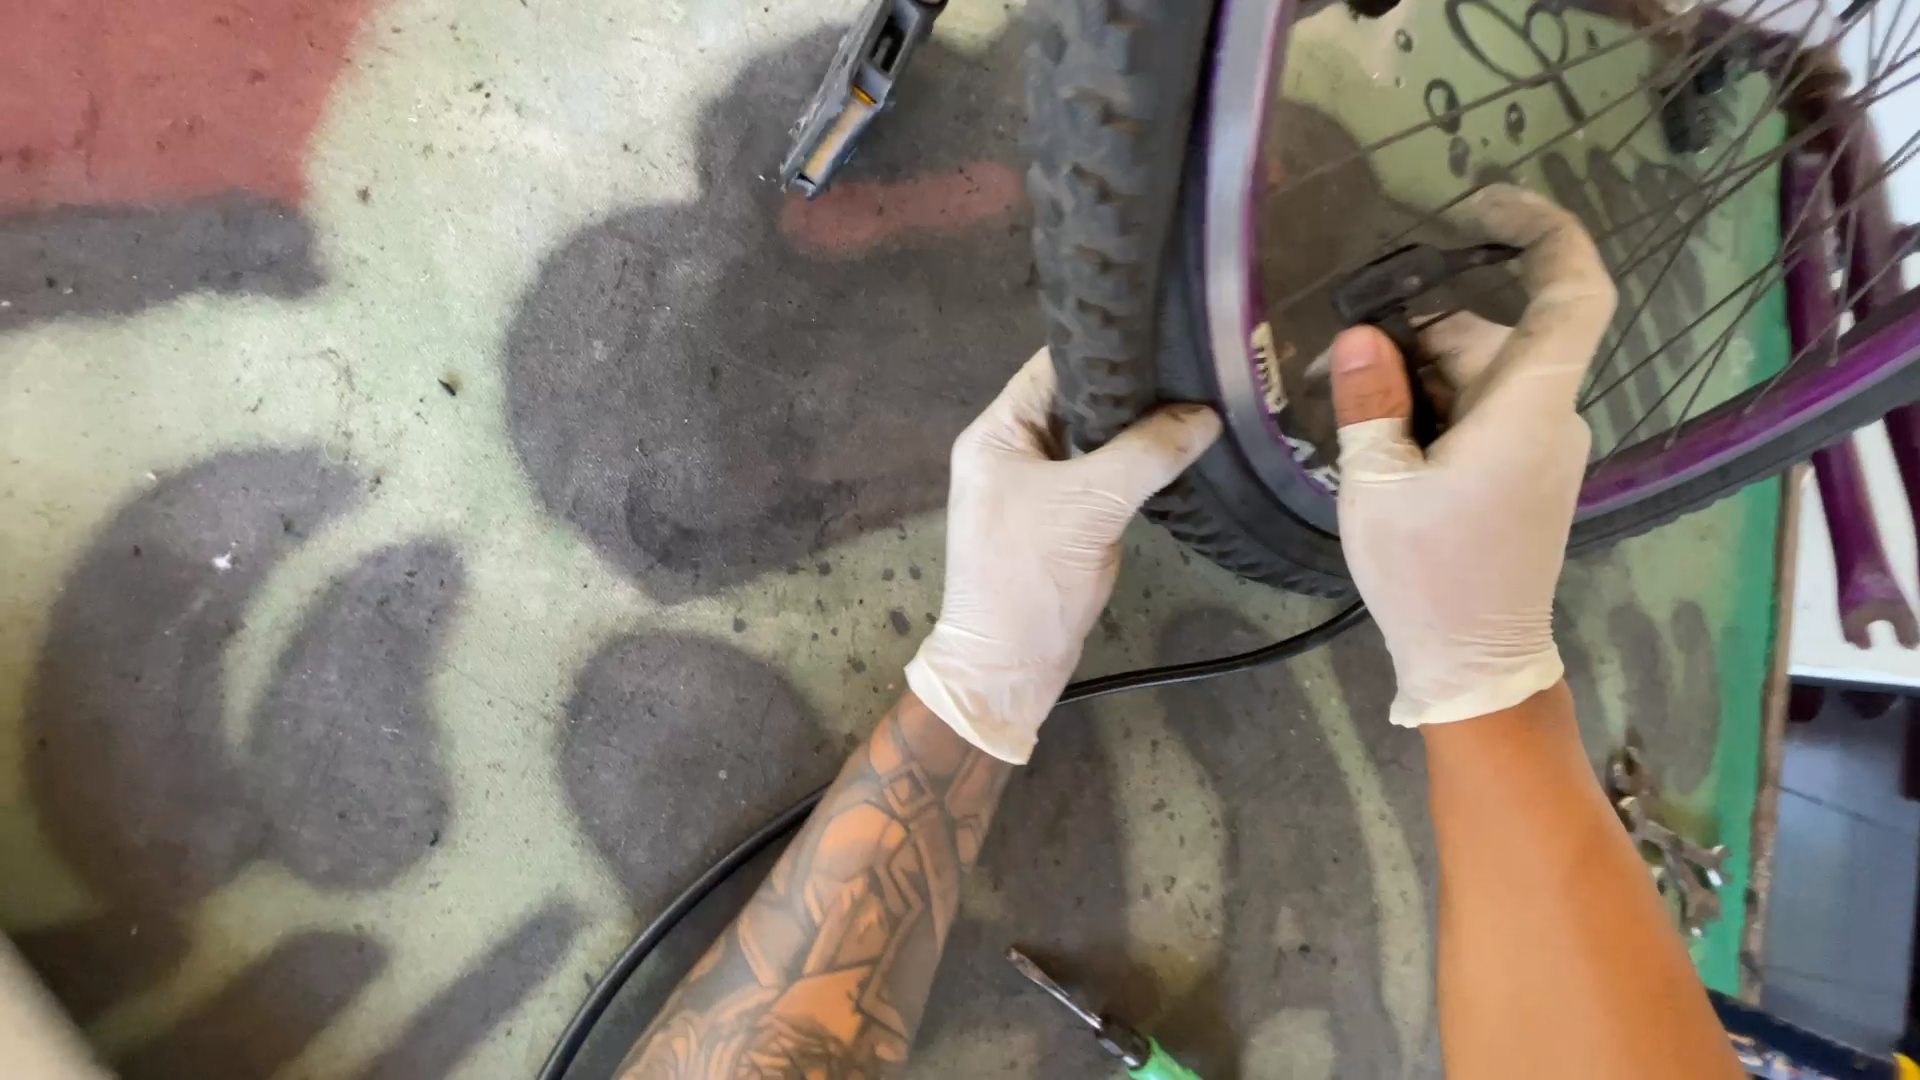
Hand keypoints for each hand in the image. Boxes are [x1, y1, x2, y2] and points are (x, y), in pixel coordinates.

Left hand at [906, 350, 1222, 762]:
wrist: (1010, 663)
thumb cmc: (1031, 575)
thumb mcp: (1089, 504)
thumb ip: (1147, 452)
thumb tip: (1208, 413)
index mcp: (997, 432)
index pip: (1051, 367)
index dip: (1104, 347)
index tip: (1163, 329)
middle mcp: (1013, 449)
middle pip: (1074, 400)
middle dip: (1129, 386)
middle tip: (1193, 362)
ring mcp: (1037, 484)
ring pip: (1091, 438)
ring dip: (1135, 426)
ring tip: (1196, 395)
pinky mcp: (1062, 516)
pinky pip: (1101, 474)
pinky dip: (1133, 462)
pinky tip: (1176, 445)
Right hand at [1330, 184, 1616, 727]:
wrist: (1469, 655)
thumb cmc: (1425, 569)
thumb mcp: (1377, 483)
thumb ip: (1371, 402)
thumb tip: (1359, 336)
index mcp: (1525, 410)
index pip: (1570, 296)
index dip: (1543, 235)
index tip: (1482, 208)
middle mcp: (1546, 419)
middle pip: (1489, 342)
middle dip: (1412, 339)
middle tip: (1332, 364)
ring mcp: (1535, 451)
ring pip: (1475, 383)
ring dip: (1411, 382)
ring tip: (1342, 411)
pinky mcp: (1517, 478)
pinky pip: (1476, 418)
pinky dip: (1427, 412)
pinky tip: (1376, 439)